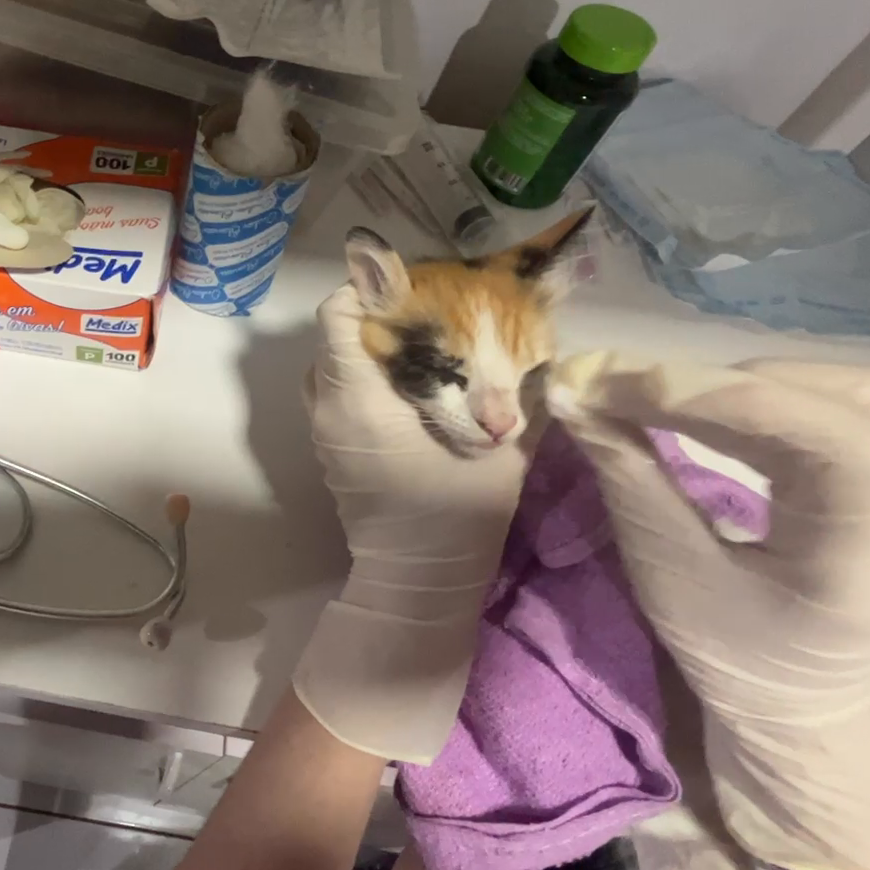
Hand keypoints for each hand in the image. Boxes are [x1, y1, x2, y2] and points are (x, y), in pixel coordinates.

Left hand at [292, 285, 528, 763]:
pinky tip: (404, 384)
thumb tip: (548, 347)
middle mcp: (328, 408)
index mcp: (359, 401)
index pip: (336, 319)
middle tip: (423, 313)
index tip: (408, 288)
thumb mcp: (503, 453)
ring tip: (415, 345)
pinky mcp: (327, 447)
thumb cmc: (455, 517)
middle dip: (372, 315)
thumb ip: (522, 395)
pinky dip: (357, 374)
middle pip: (332, 337)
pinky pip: (331, 391)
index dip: (364, 291)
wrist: (413, 581)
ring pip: (328, 364)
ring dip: (363, 346)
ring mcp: (321, 429)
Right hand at [547, 353, 869, 869]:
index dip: (728, 396)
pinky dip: (761, 399)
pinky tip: (704, 412)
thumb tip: (569, 395)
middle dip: (734, 382)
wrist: (801, 704)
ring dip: (751, 384)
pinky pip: (838, 411)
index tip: (620, 385)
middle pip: (857, 401)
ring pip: (854, 395)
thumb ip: (627, 475)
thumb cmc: (731, 651)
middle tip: (638, 392)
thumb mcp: (666, 570)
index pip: (838, 442)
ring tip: (669, 400)